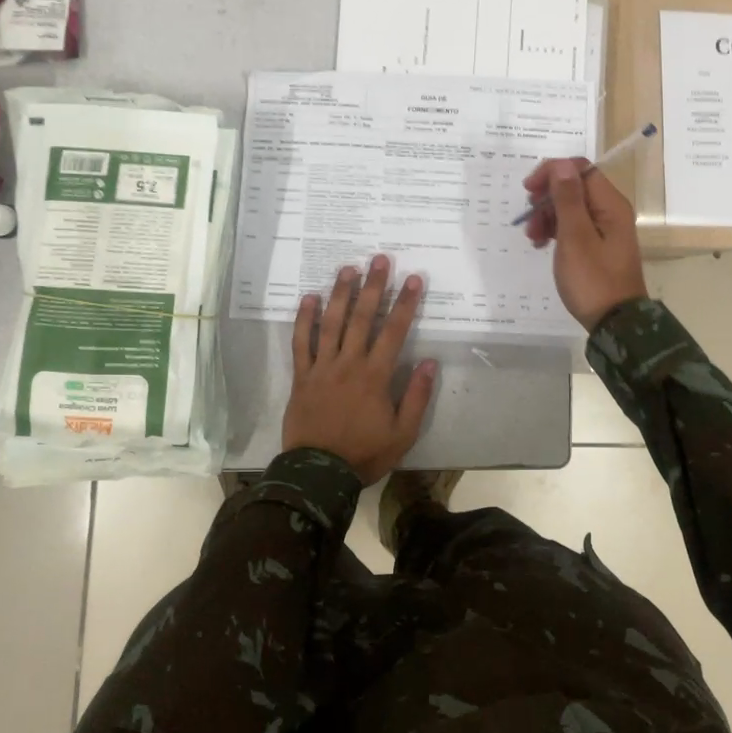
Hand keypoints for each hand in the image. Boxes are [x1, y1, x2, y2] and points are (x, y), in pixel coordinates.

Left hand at [281, 255, 437, 484]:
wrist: (318, 473)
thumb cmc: (364, 454)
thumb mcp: (403, 434)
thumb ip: (416, 397)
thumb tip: (430, 363)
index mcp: (375, 375)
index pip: (394, 331)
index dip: (405, 303)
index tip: (413, 279)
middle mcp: (348, 363)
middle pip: (362, 317)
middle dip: (373, 286)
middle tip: (380, 258)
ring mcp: (322, 367)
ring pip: (331, 323)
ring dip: (340, 293)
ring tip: (348, 268)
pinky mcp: (301, 376)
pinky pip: (301, 343)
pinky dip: (304, 319)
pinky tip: (309, 298)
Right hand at [523, 158, 647, 330]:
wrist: (615, 323)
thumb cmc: (592, 280)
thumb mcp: (575, 237)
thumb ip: (567, 199)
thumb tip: (561, 164)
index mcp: (610, 204)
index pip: (580, 169)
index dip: (552, 173)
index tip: (529, 191)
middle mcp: (610, 211)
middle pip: (574, 187)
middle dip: (546, 198)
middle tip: (528, 220)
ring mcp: (604, 229)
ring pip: (570, 208)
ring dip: (547, 216)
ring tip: (532, 238)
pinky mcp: (597, 246)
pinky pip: (573, 226)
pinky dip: (555, 231)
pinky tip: (541, 245)